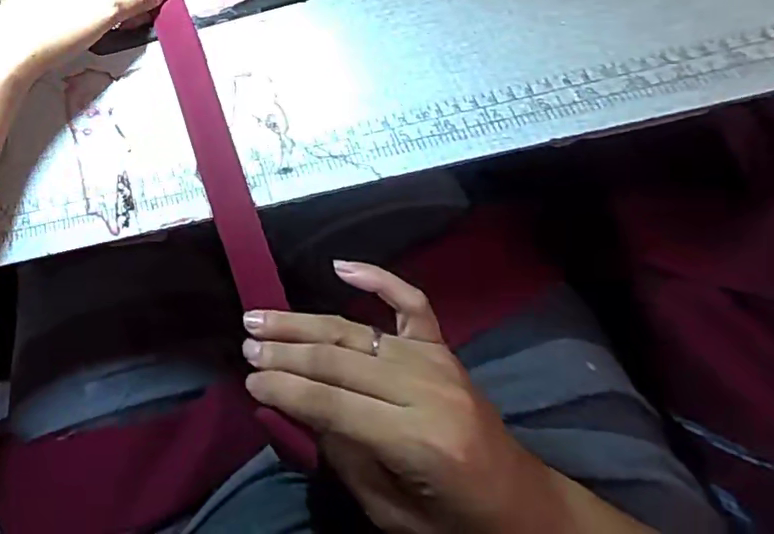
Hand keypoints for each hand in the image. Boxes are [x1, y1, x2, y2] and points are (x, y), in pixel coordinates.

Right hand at [241, 263, 582, 533]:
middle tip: (245, 347)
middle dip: (284, 354)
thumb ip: (339, 453)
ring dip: (300, 322)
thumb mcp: (389, 510)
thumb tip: (286, 403)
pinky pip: (411, 305)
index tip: (248, 383)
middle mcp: (427, 392)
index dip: (284, 391)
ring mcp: (437, 363)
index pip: (332, 404)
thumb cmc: (454, 520)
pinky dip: (378, 279)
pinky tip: (341, 266)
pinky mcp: (443, 349)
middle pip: (337, 361)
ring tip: (258, 317)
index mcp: (419, 442)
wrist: (528, 512)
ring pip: (353, 331)